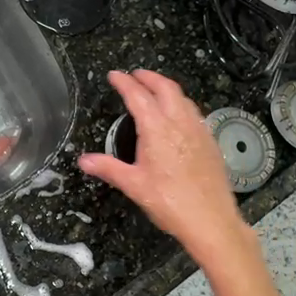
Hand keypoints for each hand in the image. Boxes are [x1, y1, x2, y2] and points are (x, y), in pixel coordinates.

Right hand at [78, 70, 249, 265]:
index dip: (124, 82)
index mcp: (157, 129)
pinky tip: (178, 116)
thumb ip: (108, 168)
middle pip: (165, 87)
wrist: (212, 221)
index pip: (138, 96)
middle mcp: (180, 123)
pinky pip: (194, 112)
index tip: (115, 75)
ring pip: (183, 97)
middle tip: (135, 75)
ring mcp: (198, 130)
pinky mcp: (210, 141)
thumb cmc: (170, 203)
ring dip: (166, 88)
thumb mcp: (134, 186)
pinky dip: (181, 103)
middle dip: (149, 77)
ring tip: (155, 90)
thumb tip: (83, 160)